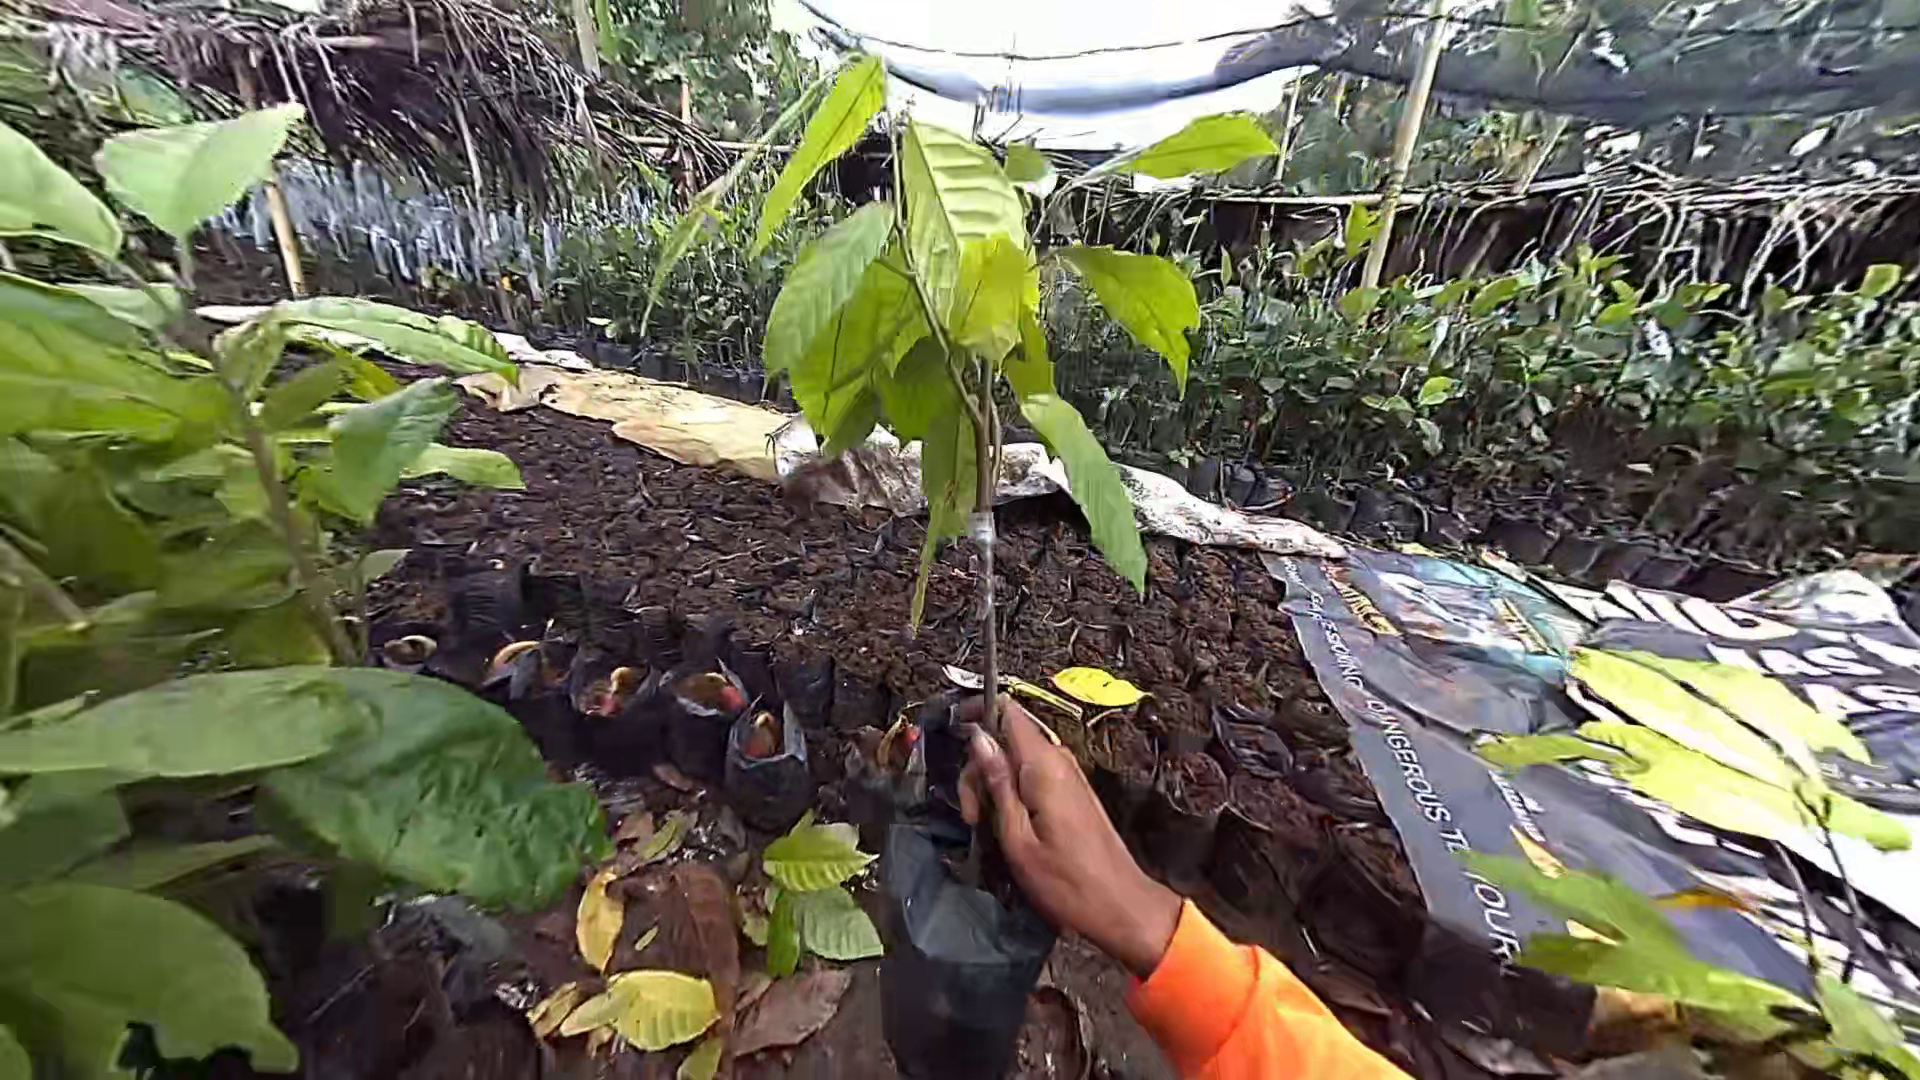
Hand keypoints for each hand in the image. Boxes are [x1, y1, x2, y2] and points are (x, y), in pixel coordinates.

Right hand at [958, 695, 1180, 977]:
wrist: (1121, 907)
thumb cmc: (1066, 881)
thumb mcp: (1017, 837)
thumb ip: (997, 782)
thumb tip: (978, 737)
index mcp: (1044, 763)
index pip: (1008, 711)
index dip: (978, 710)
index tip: (953, 730)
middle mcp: (1057, 758)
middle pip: (1006, 737)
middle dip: (979, 768)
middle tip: (971, 815)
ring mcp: (1066, 772)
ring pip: (1015, 757)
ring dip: (992, 783)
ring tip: (984, 825)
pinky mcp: (1069, 788)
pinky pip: (1031, 772)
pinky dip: (1011, 790)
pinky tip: (1005, 823)